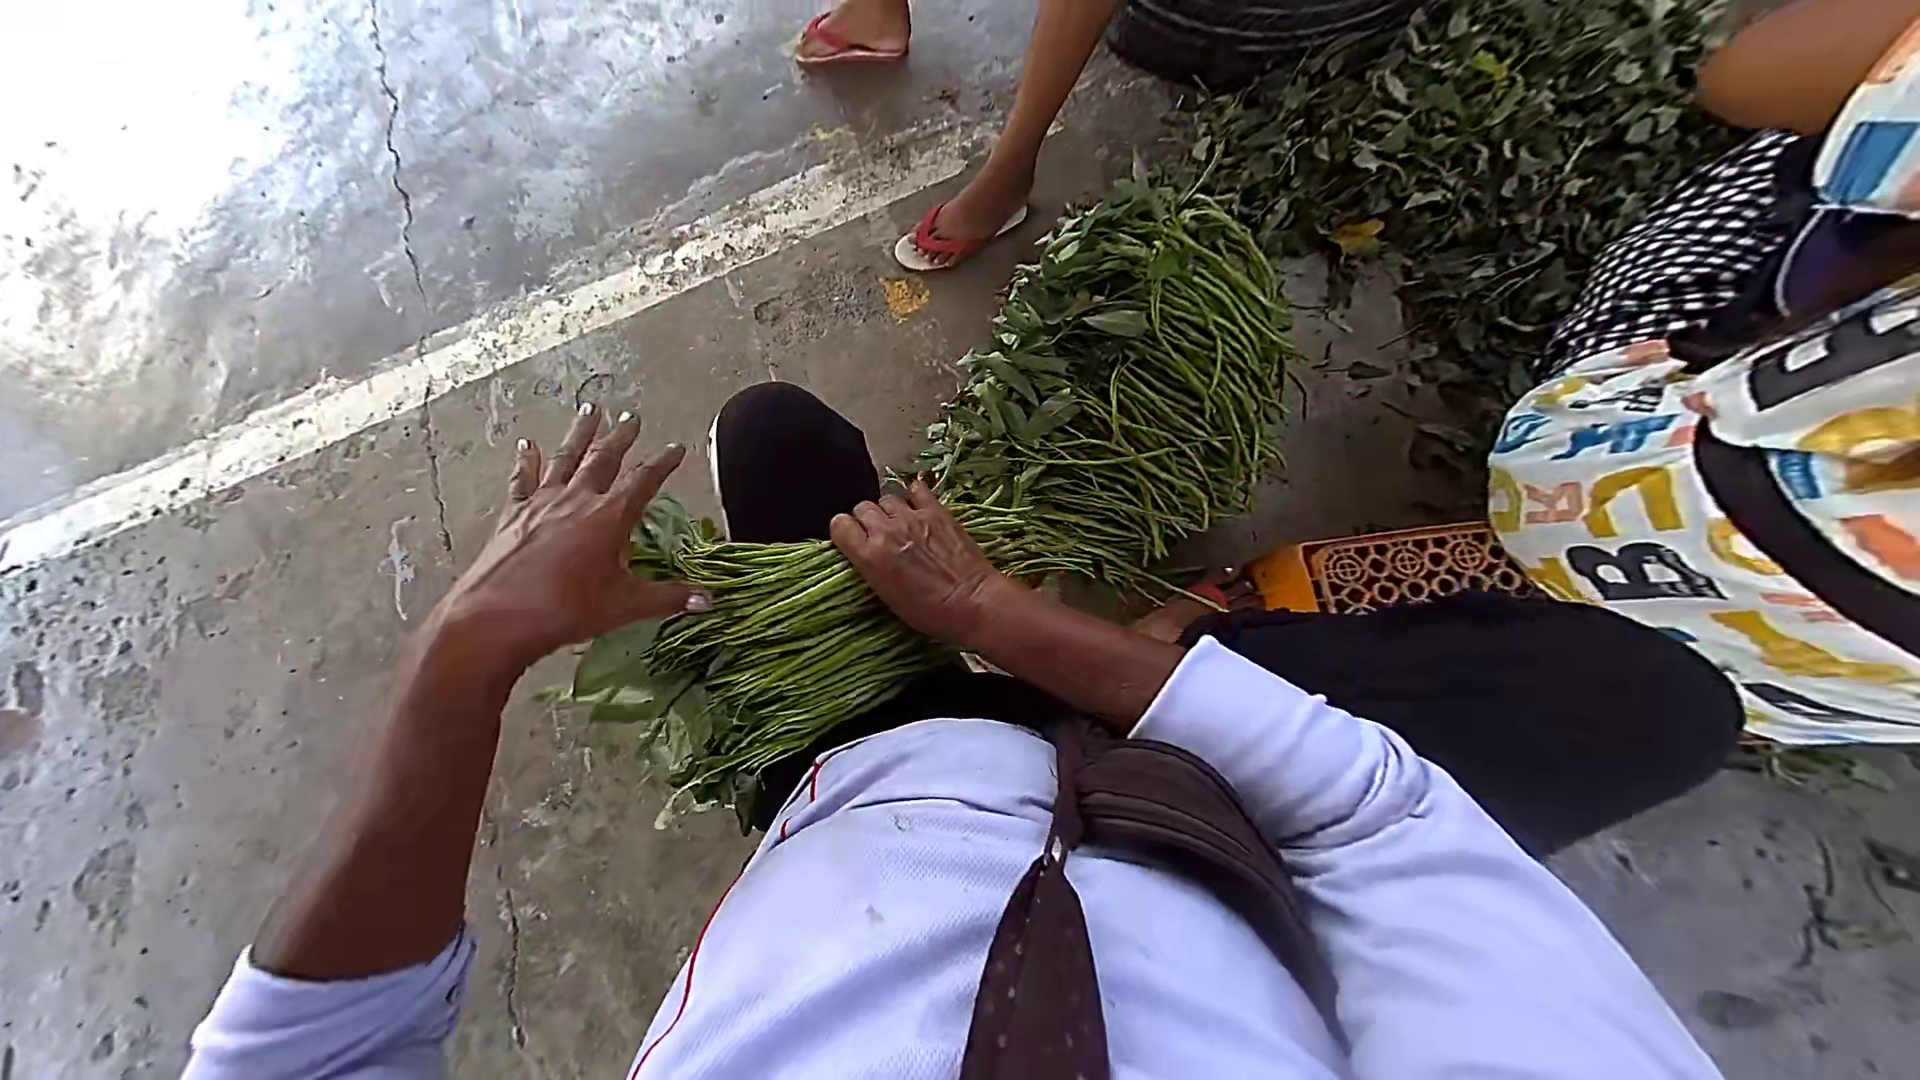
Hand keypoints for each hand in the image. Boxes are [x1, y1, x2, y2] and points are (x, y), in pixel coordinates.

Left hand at [433, 404, 709, 669]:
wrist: (493, 620)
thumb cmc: (566, 610)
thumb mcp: (627, 605)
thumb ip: (670, 598)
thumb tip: (708, 600)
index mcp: (610, 518)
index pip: (644, 481)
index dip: (664, 462)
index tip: (677, 448)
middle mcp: (577, 501)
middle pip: (604, 459)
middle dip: (621, 436)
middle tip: (631, 416)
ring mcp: (541, 505)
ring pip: (566, 459)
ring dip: (580, 434)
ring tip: (589, 410)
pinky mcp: (512, 516)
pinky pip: (522, 481)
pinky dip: (527, 461)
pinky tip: (528, 445)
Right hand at [830, 479, 1019, 646]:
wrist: (970, 603)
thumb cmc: (928, 611)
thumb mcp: (885, 595)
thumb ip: (869, 566)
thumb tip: (865, 551)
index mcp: (869, 555)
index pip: (839, 524)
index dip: (845, 530)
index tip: (853, 538)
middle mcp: (886, 531)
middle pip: (862, 508)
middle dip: (867, 519)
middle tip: (880, 534)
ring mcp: (912, 517)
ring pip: (887, 498)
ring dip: (890, 509)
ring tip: (901, 523)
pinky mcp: (936, 510)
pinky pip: (916, 489)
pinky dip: (914, 496)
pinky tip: (918, 507)